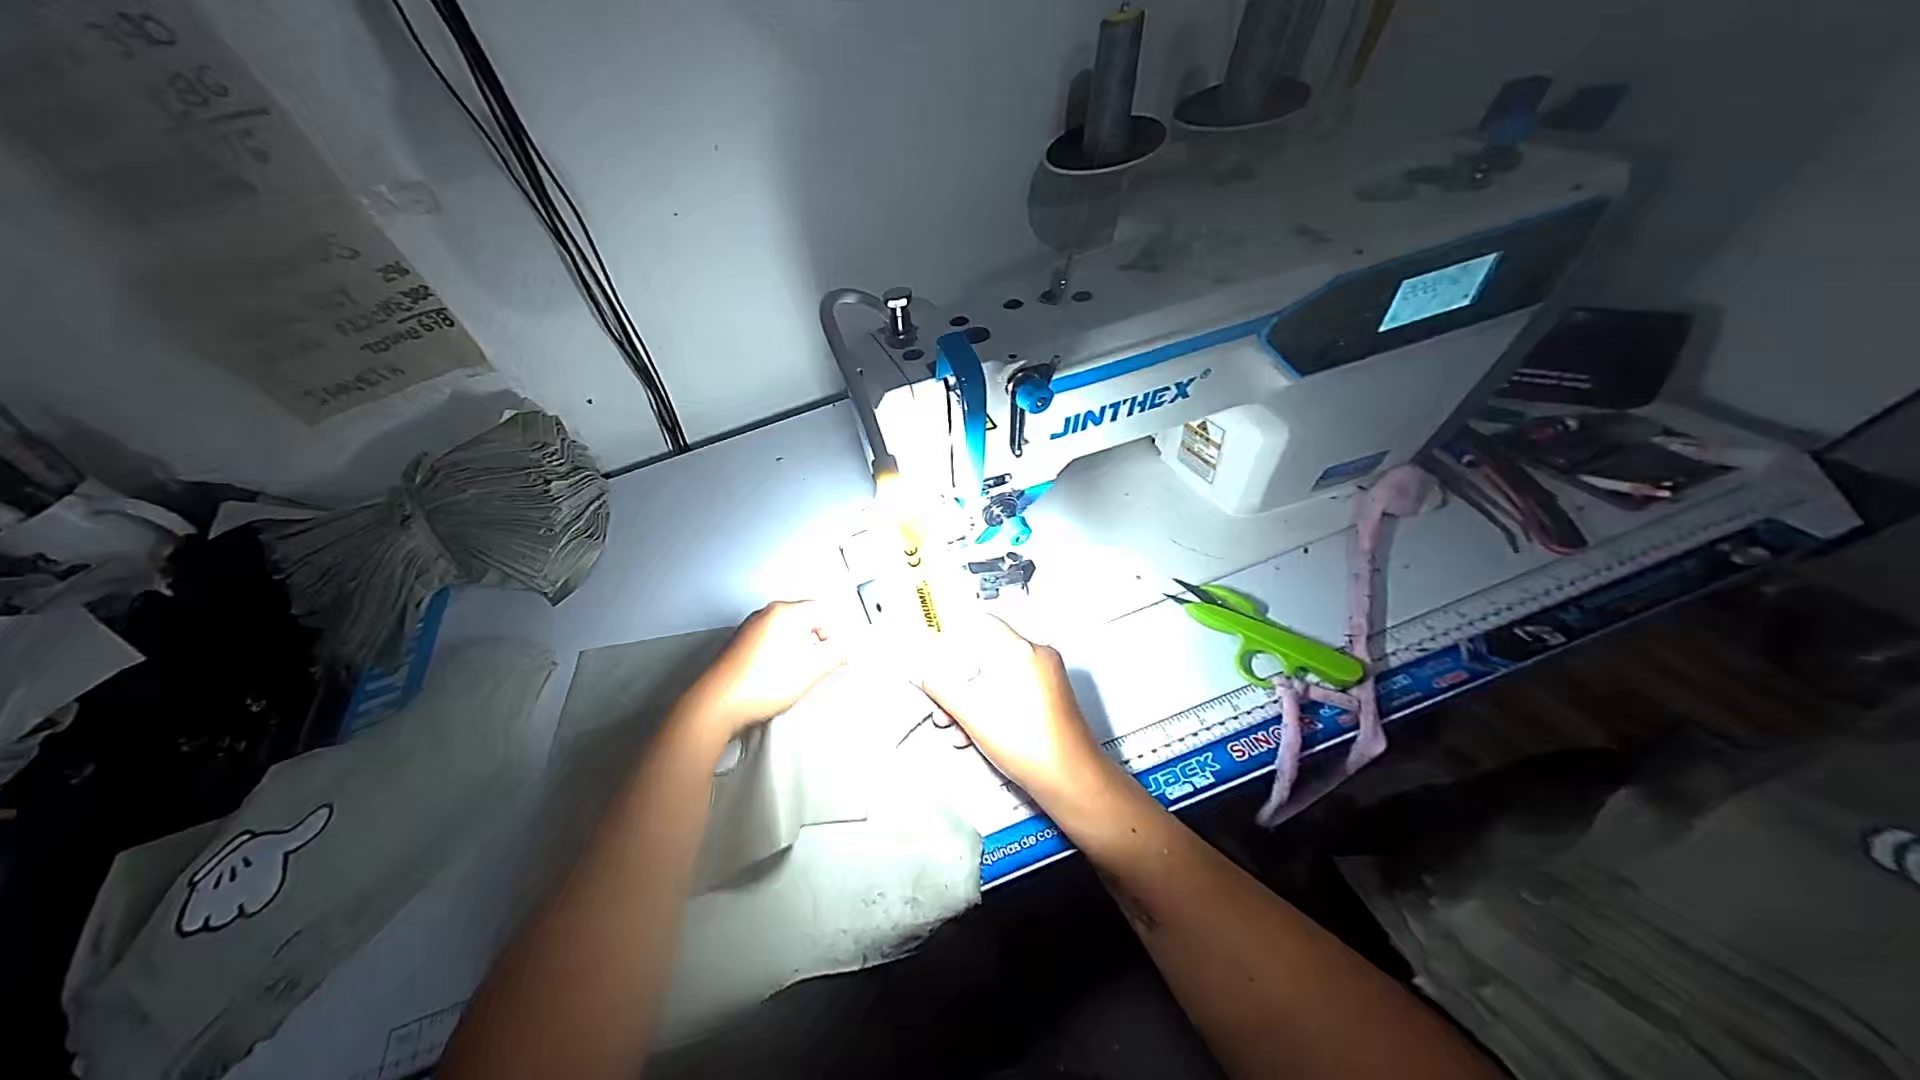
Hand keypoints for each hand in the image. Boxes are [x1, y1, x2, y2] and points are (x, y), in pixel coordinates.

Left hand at [677, 601, 848, 738]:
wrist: (717, 705)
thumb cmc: (760, 684)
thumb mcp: (811, 670)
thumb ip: (835, 656)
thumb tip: (845, 651)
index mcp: (785, 612)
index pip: (822, 611)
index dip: (832, 634)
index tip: (832, 655)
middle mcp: (765, 614)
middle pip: (803, 620)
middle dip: (814, 642)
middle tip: (815, 666)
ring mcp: (749, 628)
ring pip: (785, 632)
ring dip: (795, 650)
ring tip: (792, 675)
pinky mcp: (739, 644)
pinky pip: (768, 642)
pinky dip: (777, 656)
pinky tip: (773, 678)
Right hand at [915, 613, 1106, 801]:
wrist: (1072, 780)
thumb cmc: (1034, 748)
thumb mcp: (972, 714)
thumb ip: (942, 688)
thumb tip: (927, 674)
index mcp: (1020, 651)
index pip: (977, 625)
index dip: (951, 636)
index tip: (934, 649)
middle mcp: (1037, 656)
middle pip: (984, 655)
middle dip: (958, 681)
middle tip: (942, 703)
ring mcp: (1046, 675)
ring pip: (996, 676)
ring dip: (972, 699)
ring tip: (959, 727)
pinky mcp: (1050, 694)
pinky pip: (1012, 689)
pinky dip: (992, 705)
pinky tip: (978, 732)